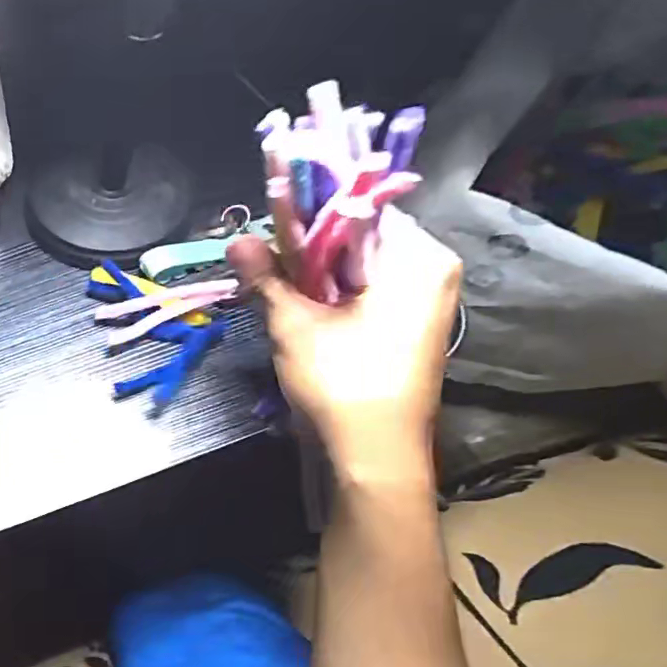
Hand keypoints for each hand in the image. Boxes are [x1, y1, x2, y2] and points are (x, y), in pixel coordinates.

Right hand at [228, 208, 460, 477]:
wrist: (373, 455)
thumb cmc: (342, 382)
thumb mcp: (295, 325)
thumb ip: (267, 278)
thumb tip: (236, 240)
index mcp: (418, 258)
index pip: (358, 211)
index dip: (308, 217)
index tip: (268, 230)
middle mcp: (429, 272)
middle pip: (357, 242)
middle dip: (307, 254)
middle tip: (263, 268)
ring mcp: (421, 305)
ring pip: (356, 272)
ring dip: (313, 281)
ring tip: (275, 293)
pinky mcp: (406, 331)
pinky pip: (363, 298)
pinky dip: (329, 301)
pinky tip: (300, 316)